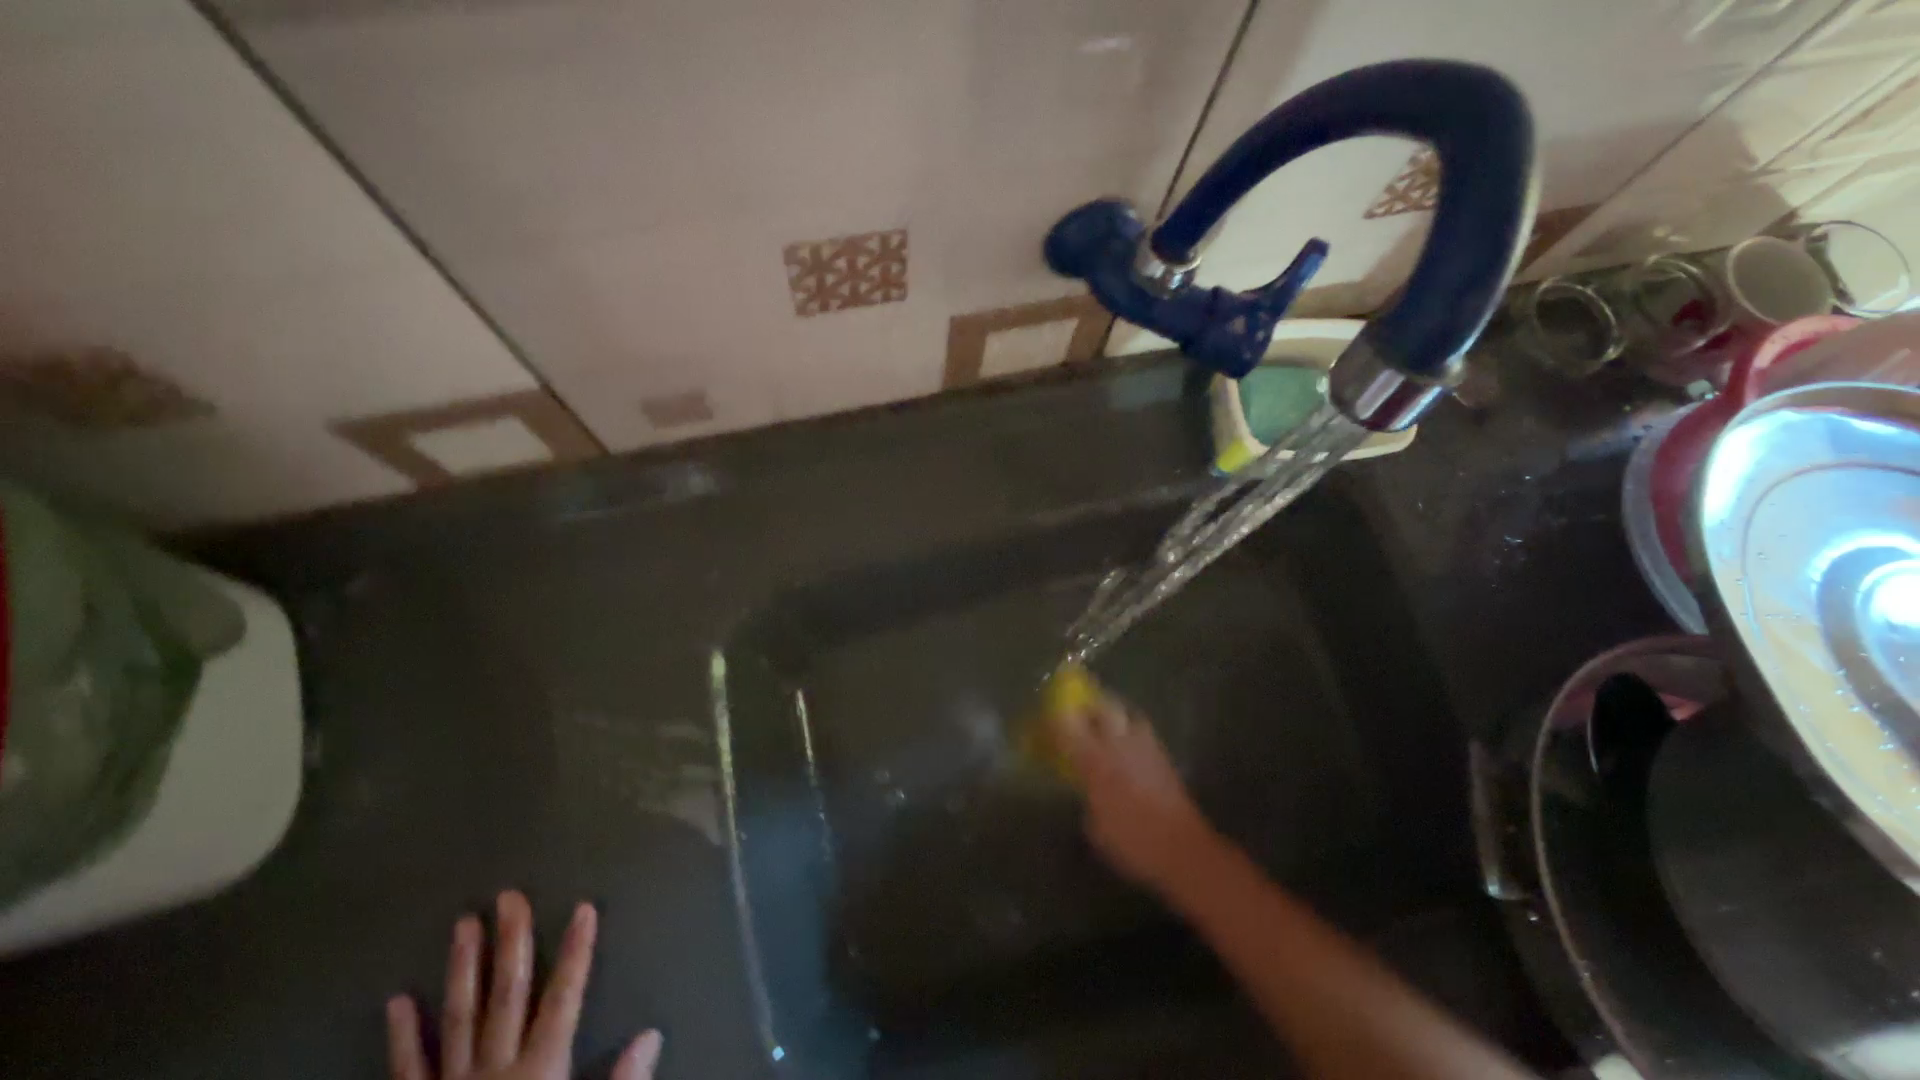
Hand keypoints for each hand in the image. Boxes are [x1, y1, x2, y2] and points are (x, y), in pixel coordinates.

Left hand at [386, 891, 661, 1079]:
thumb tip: (650, 1034)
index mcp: (540, 1072)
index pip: (563, 1000)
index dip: (575, 953)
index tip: (583, 908)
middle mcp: (496, 1069)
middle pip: (507, 996)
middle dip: (511, 944)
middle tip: (509, 897)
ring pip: (460, 1018)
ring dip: (462, 970)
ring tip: (462, 924)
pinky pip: (408, 1070)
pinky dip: (403, 1036)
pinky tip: (397, 1000)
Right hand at [1061, 700, 1219, 892]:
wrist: (1183, 851)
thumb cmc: (1132, 842)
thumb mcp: (1095, 828)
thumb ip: (1087, 800)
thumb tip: (1088, 791)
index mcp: (1096, 761)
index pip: (1069, 726)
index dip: (1054, 718)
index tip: (1045, 719)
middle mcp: (1121, 745)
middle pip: (1102, 707)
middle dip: (1087, 707)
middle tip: (1076, 715)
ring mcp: (1147, 748)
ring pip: (1128, 714)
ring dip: (1113, 715)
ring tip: (1104, 726)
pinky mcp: (1165, 758)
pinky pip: (1143, 731)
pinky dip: (1130, 731)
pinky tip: (1126, 747)